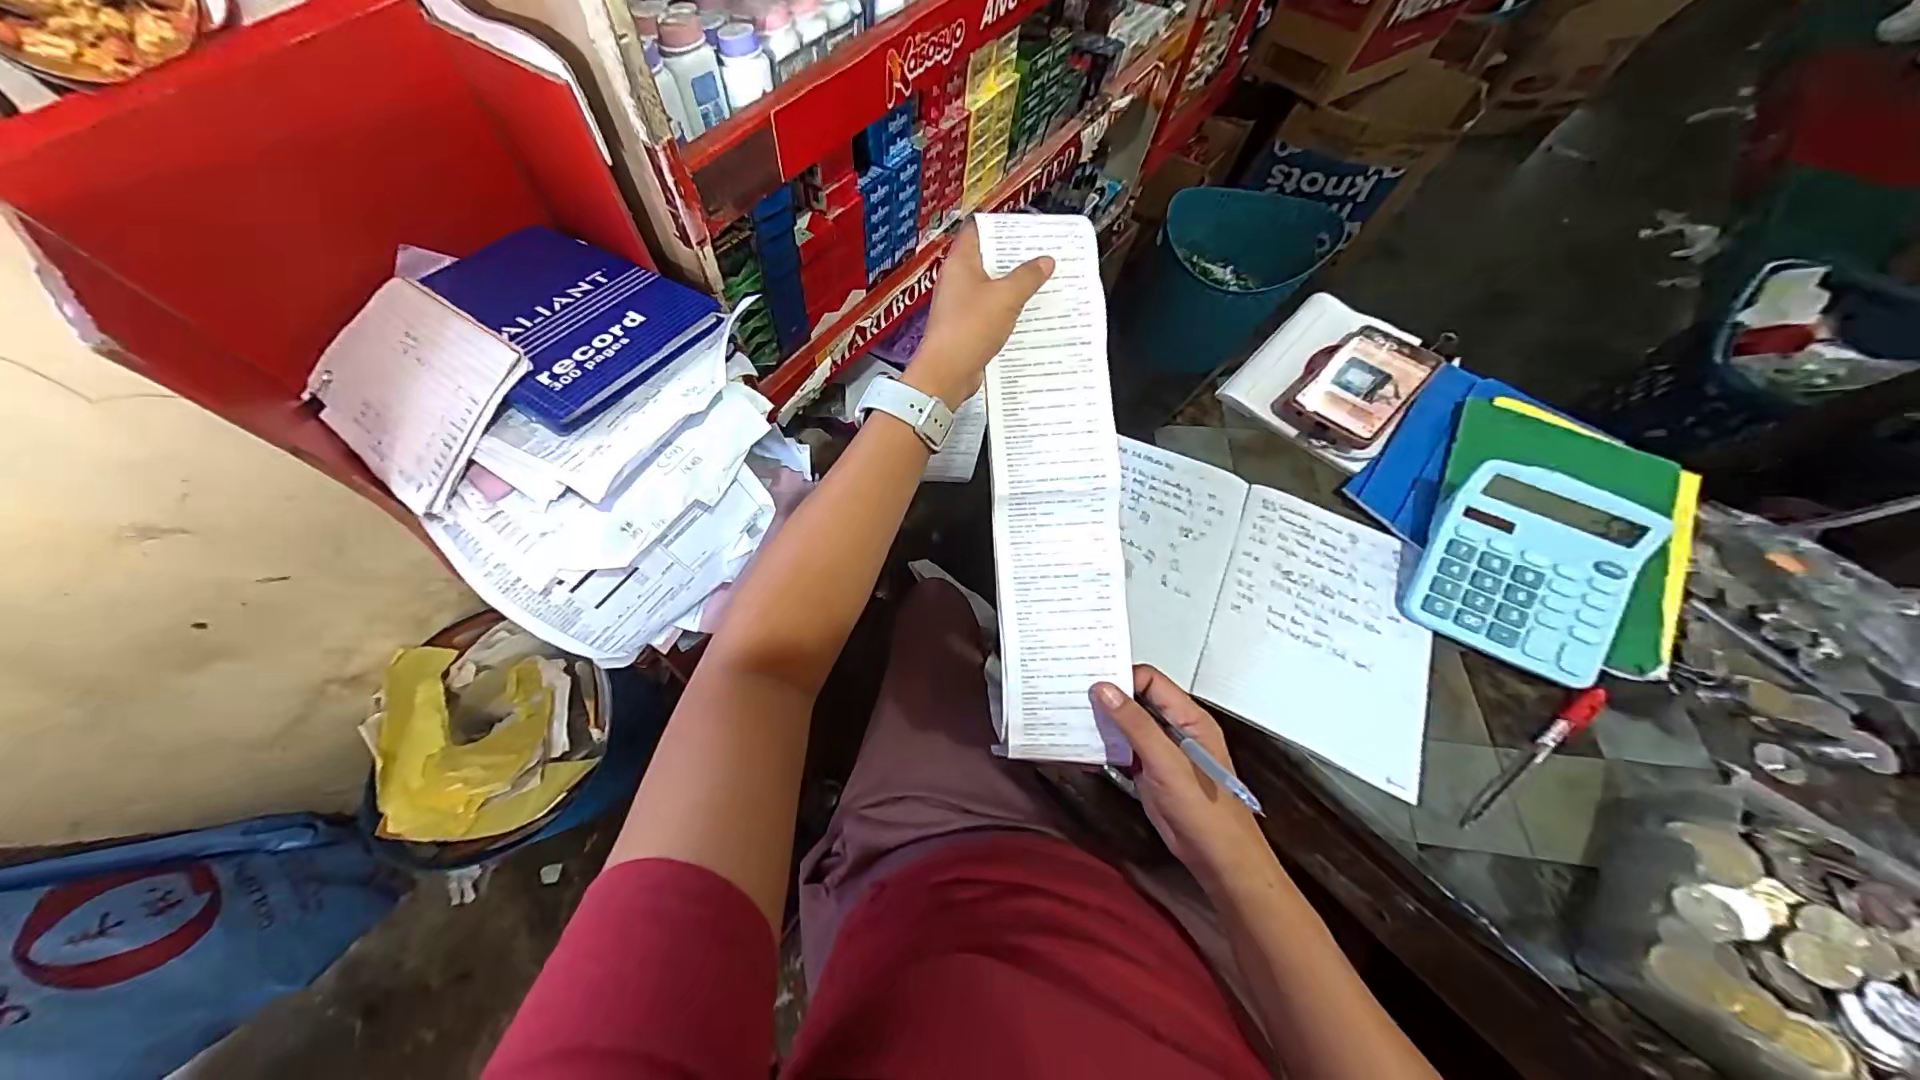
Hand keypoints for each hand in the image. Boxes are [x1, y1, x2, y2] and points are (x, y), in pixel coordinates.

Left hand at [903, 220, 1053, 407]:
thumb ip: (1028, 276)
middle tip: (1040, 255)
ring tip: (1040, 283)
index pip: (978, 230)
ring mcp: (960, 305)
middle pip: (987, 260)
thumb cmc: (967, 330)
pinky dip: (1006, 311)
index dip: (1001, 225)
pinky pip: (990, 312)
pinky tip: (1026, 315)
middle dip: (1014, 258)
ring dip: (1012, 287)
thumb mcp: (1006, 297)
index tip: (1025, 227)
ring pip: (990, 288)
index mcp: (961, 263)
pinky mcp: (966, 327)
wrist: (948, 371)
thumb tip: (1044, 262)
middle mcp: (957, 281)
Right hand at [1091, 666, 1273, 888]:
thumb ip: (1135, 723)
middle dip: (1109, 697)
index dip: (1123, 678)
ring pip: (1128, 724)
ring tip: (1077, 716)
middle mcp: (1176, 730)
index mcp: (1189, 718)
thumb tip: (1106, 690)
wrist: (1217, 858)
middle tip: (1078, 694)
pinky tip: (1087, 746)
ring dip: (1105, 721)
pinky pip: (1125, 748)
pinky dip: (1107, 746)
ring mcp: (1163, 751)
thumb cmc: (1208, 812)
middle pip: (1138, 699)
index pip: (1151, 681)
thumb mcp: (1166, 761)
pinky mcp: (1151, 771)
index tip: (1093, 681)